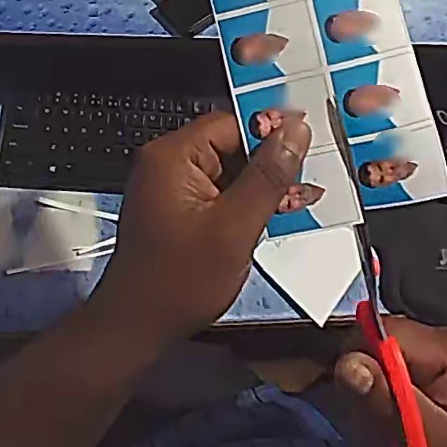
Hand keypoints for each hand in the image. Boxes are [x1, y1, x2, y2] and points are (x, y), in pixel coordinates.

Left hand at [88, 111, 310, 344]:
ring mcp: (171, 186)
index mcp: (172, 156)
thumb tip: (293, 134)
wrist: (140, 324)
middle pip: (231, 145)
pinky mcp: (178, 207)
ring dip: (263, 185)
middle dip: (271, 163)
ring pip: (229, 170)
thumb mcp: (235, 227)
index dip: (271, 131)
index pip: (230, 122)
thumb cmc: (175, 282)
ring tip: (296, 201)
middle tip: (307, 178)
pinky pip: (219, 191)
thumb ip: (267, 176)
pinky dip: (245, 201)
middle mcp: (167, 163)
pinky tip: (274, 213)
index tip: (306, 143)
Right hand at [336, 319, 446, 446]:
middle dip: (368, 389)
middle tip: (381, 439)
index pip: (378, 330)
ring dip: (376, 400)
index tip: (363, 412)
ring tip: (393, 443)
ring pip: (381, 357)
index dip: (359, 366)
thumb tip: (347, 362)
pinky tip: (401, 432)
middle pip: (377, 342)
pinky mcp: (444, 368)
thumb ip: (391, 402)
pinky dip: (389, 401)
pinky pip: (396, 369)